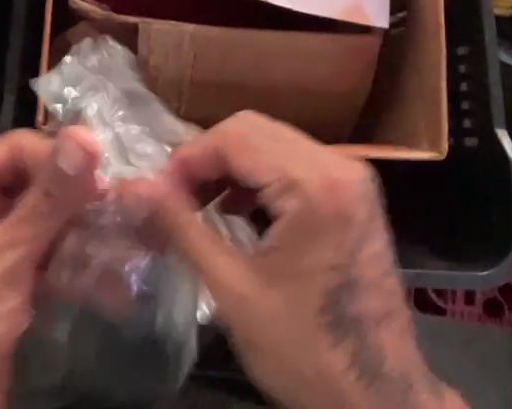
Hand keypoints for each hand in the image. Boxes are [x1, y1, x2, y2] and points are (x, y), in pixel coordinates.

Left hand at [0, 127, 101, 408]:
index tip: (107, 178)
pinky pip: (50, 261)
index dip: (60, 159)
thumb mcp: (2, 257)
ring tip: (130, 241)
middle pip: (36, 185)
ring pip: (48, 225)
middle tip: (129, 209)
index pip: (17, 150)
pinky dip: (77, 267)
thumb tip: (87, 136)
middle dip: (79, 200)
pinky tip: (115, 279)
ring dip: (85, 235)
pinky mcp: (10, 287)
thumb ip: (48, 198)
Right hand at [125, 112, 464, 408]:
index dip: (187, 158)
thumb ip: (181, 228)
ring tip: (195, 204)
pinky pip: (294, 162)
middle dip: (206, 159)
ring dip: (230, 166)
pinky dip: (258, 176)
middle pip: (254, 130)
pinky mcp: (354, 195)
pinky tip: (234, 209)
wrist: (378, 399)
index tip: (154, 194)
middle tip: (171, 198)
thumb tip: (133, 187)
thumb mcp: (234, 290)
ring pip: (272, 142)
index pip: (235, 137)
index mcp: (315, 185)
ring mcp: (352, 178)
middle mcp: (340, 166)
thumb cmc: (306, 351)